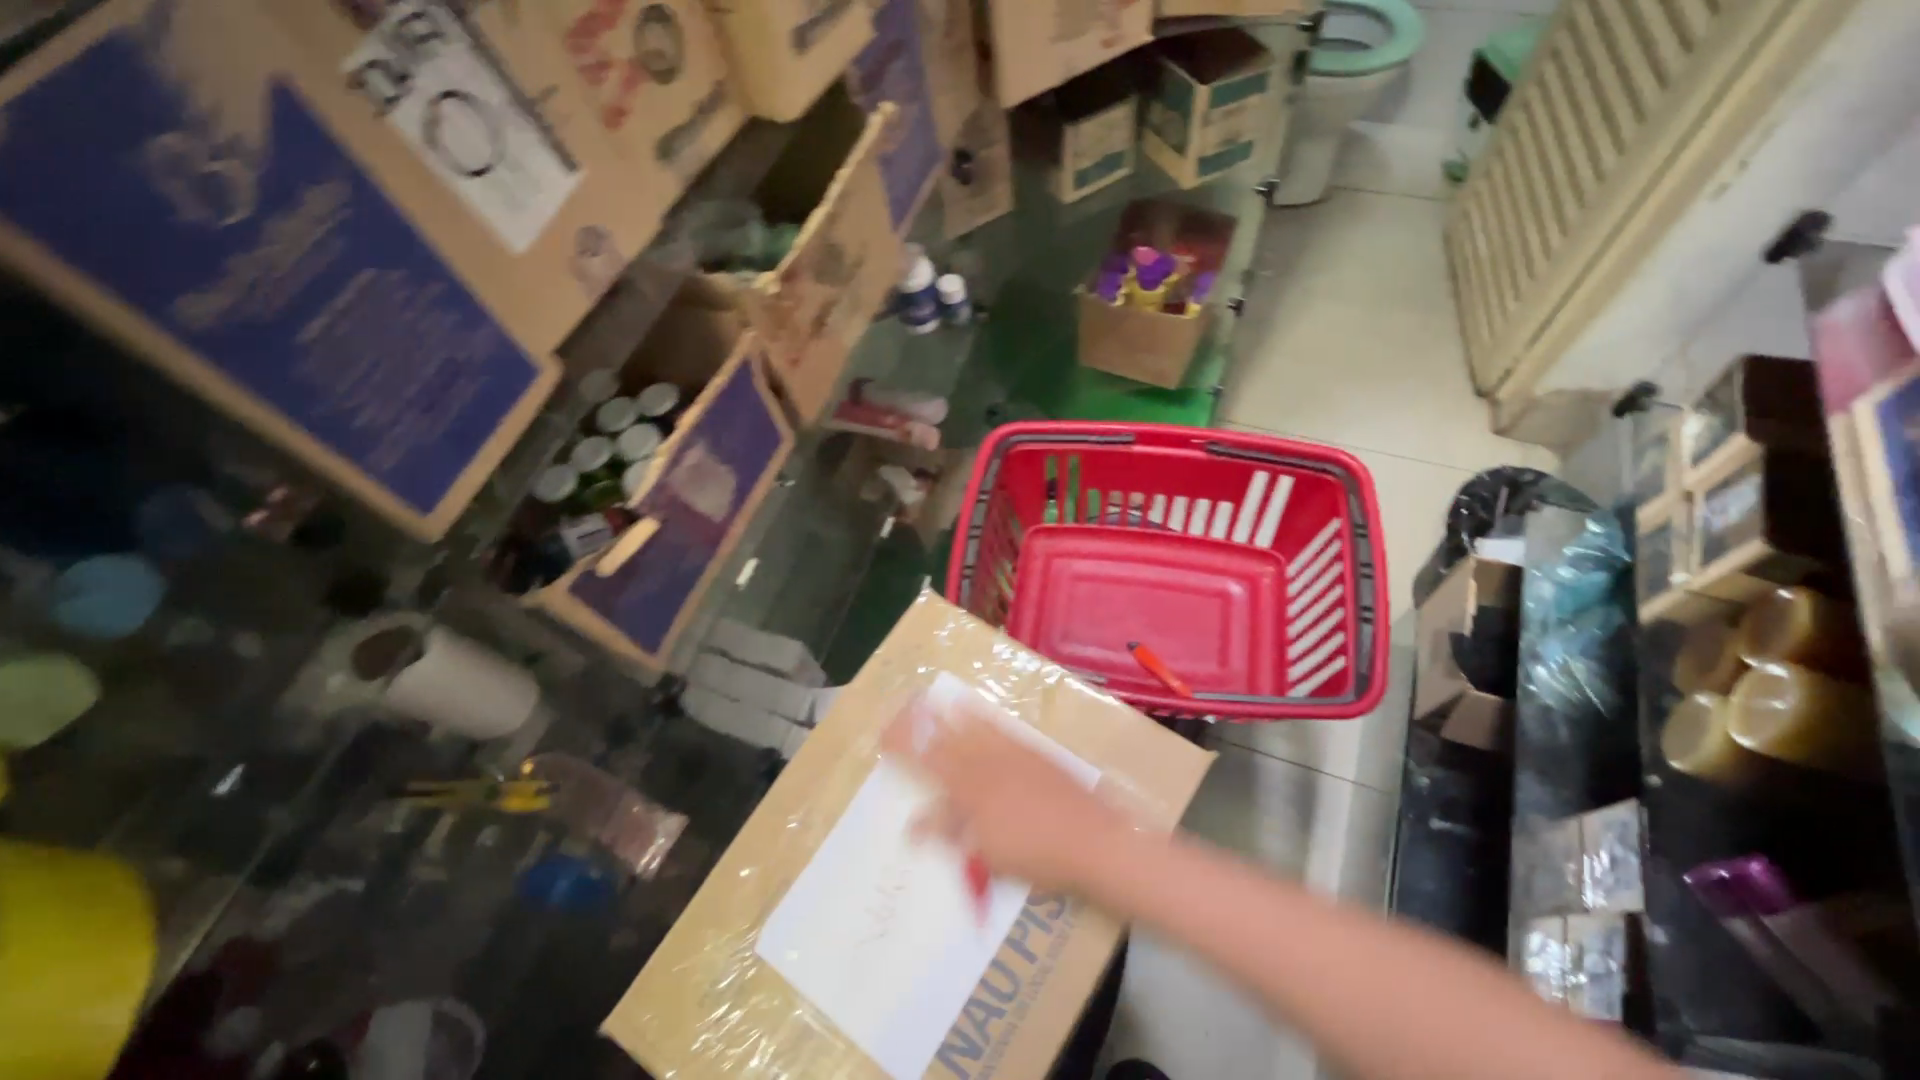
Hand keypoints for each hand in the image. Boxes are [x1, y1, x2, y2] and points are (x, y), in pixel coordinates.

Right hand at [884, 695, 1131, 892]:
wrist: (1094, 839)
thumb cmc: (1037, 854)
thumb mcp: (985, 851)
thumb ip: (948, 832)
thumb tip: (913, 826)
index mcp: (969, 786)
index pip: (926, 761)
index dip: (903, 746)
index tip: (883, 736)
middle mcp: (988, 761)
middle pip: (947, 737)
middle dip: (921, 724)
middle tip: (901, 712)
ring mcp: (1013, 753)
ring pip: (973, 727)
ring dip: (949, 716)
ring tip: (933, 702)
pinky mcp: (1035, 753)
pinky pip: (1001, 728)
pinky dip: (983, 718)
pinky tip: (976, 713)